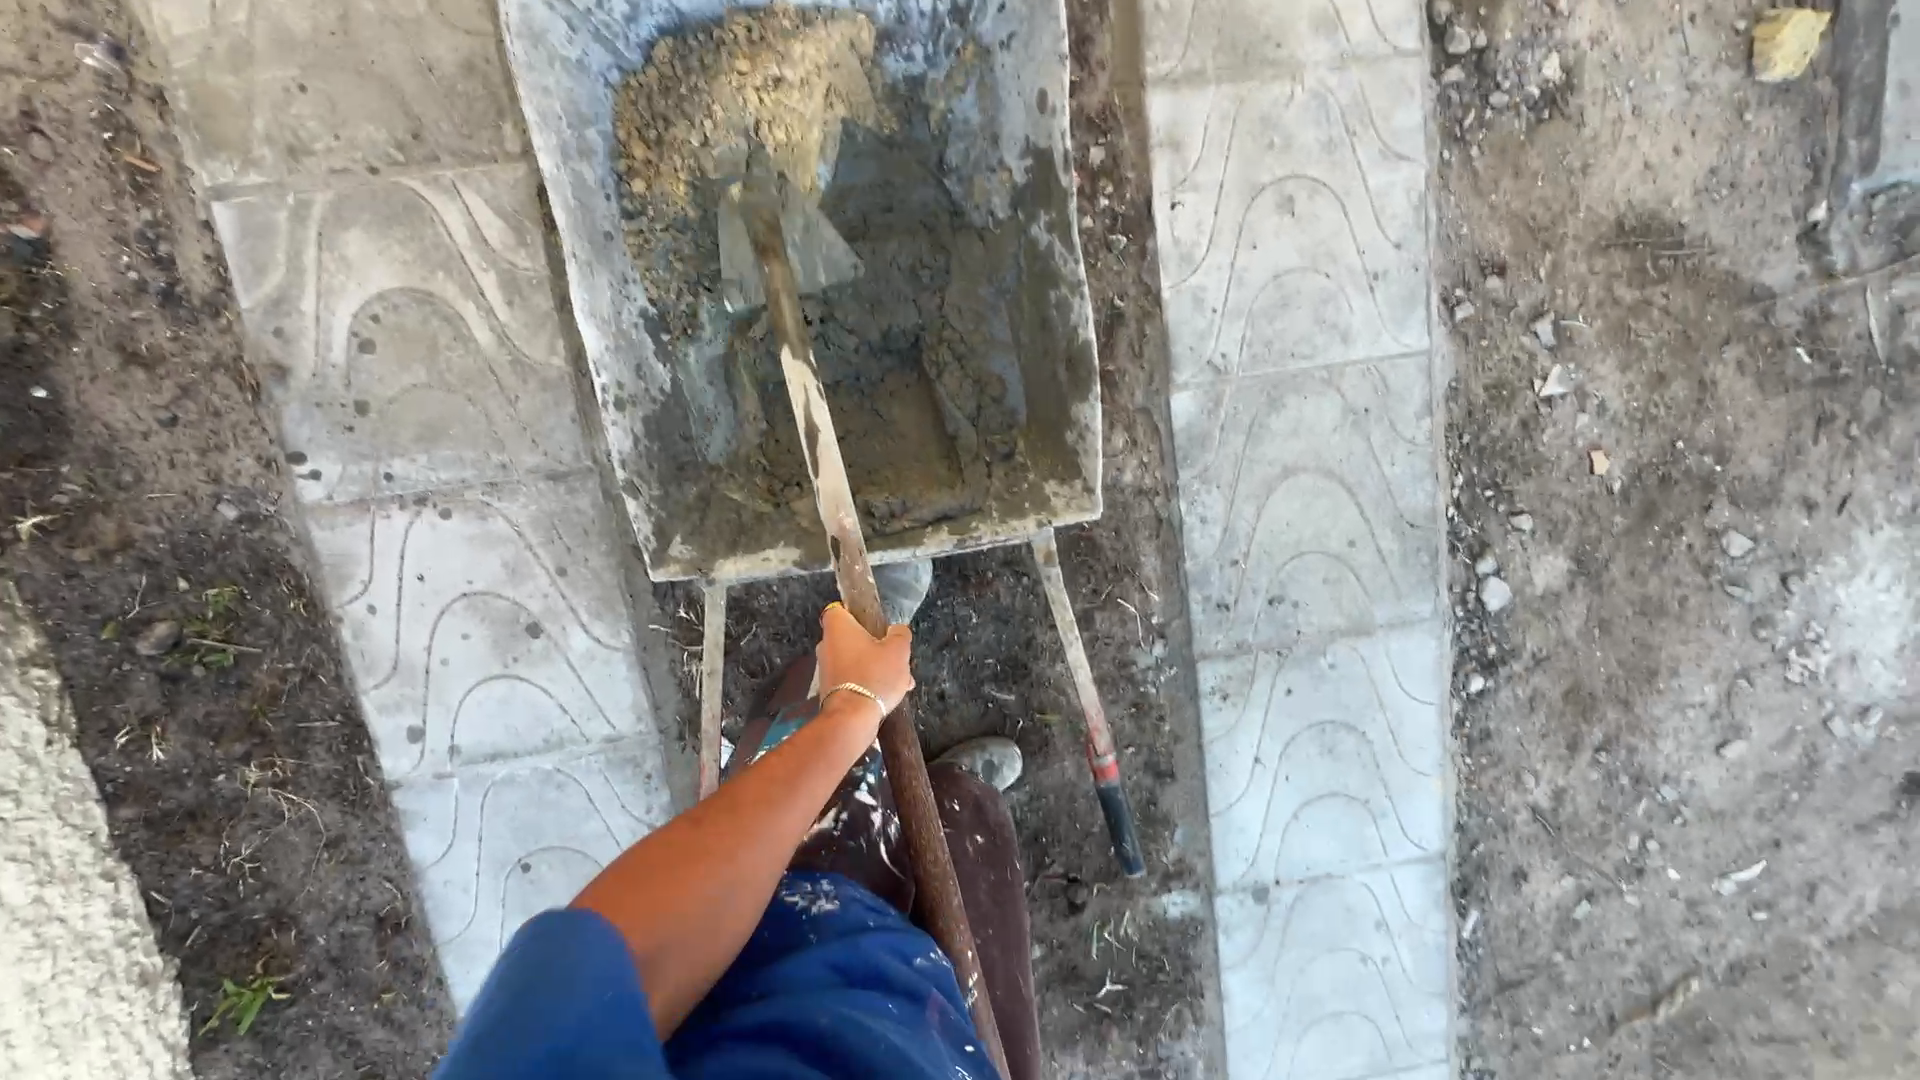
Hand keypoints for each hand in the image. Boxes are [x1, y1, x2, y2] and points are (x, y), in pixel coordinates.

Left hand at [815, 602, 913, 722]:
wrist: (852, 717)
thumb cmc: (873, 676)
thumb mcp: (898, 650)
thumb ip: (900, 634)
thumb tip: (897, 630)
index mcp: (838, 627)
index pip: (839, 609)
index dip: (856, 612)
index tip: (873, 622)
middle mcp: (826, 644)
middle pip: (852, 637)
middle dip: (875, 645)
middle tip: (894, 654)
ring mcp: (826, 668)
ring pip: (855, 659)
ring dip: (875, 665)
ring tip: (901, 680)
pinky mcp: (830, 688)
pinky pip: (852, 677)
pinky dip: (868, 682)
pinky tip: (889, 693)